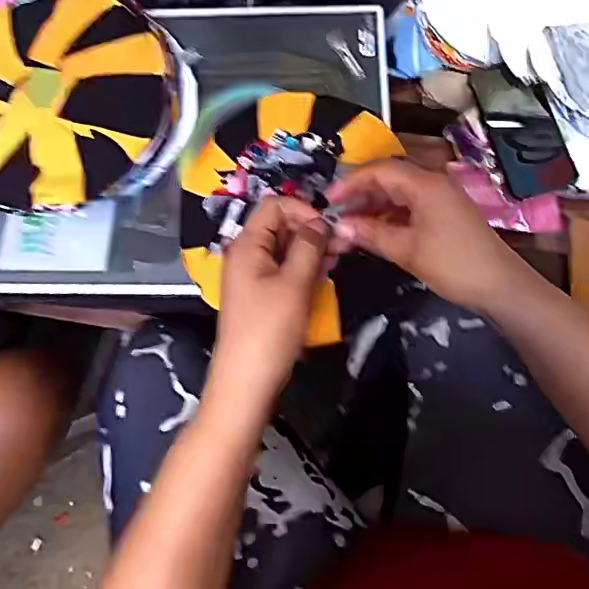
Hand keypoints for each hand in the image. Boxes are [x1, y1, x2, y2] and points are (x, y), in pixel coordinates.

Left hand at [212, 198, 331, 400]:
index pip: (275, 204)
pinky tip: (324, 274)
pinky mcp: (262, 293)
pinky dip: (305, 266)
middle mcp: (246, 254)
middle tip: (342, 244)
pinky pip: (284, 267)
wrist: (246, 384)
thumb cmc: (269, 331)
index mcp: (246, 245)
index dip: (304, 209)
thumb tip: (322, 221)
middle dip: (312, 229)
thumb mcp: (294, 283)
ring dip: (312, 248)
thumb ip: (309, 245)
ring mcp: (253, 274)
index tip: (329, 227)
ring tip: (338, 259)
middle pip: (281, 224)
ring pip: (286, 247)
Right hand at [326, 159, 536, 313]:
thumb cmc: (454, 264)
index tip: (327, 200)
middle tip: (333, 216)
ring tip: (346, 228)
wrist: (500, 285)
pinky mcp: (444, 213)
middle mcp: (432, 183)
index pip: (379, 170)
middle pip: (387, 179)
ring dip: (372, 209)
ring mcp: (440, 197)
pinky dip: (388, 218)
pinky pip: (409, 207)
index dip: (350, 182)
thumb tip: (338, 226)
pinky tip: (371, 233)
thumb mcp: (407, 251)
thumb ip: (370, 234)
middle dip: (359, 196)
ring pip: (397, 194)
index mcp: (425, 184)